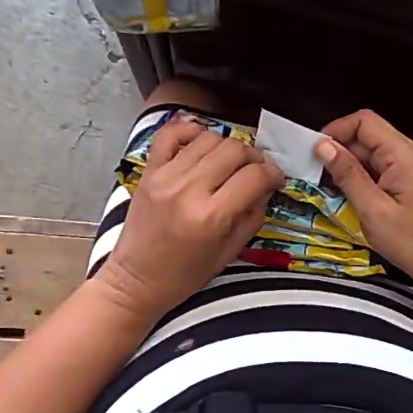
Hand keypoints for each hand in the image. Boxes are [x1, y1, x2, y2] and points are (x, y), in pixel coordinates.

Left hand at [95, 115, 283, 321]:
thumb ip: (252, 216)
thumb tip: (265, 187)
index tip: (275, 180)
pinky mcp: (148, 171)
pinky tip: (200, 143)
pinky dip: (190, 131)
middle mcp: (188, 190)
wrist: (136, 280)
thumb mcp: (229, 252)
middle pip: (234, 150)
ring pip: (208, 138)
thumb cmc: (184, 275)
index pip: (255, 176)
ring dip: (226, 146)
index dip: (273, 174)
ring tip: (228, 162)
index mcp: (211, 217)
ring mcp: (165, 177)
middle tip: (255, 170)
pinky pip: (171, 134)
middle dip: (253, 157)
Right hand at [315, 109, 412, 284]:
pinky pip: (382, 166)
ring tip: (329, 184)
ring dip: (350, 164)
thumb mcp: (372, 209)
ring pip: (374, 152)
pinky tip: (350, 192)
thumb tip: (323, 146)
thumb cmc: (410, 241)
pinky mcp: (412, 179)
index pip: (365, 122)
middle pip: (369, 135)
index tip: (315, 151)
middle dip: (341, 149)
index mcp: (405, 154)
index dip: (337, 130)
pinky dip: (363, 175)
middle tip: (316, 172)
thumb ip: (347, 174)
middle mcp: (412, 152)